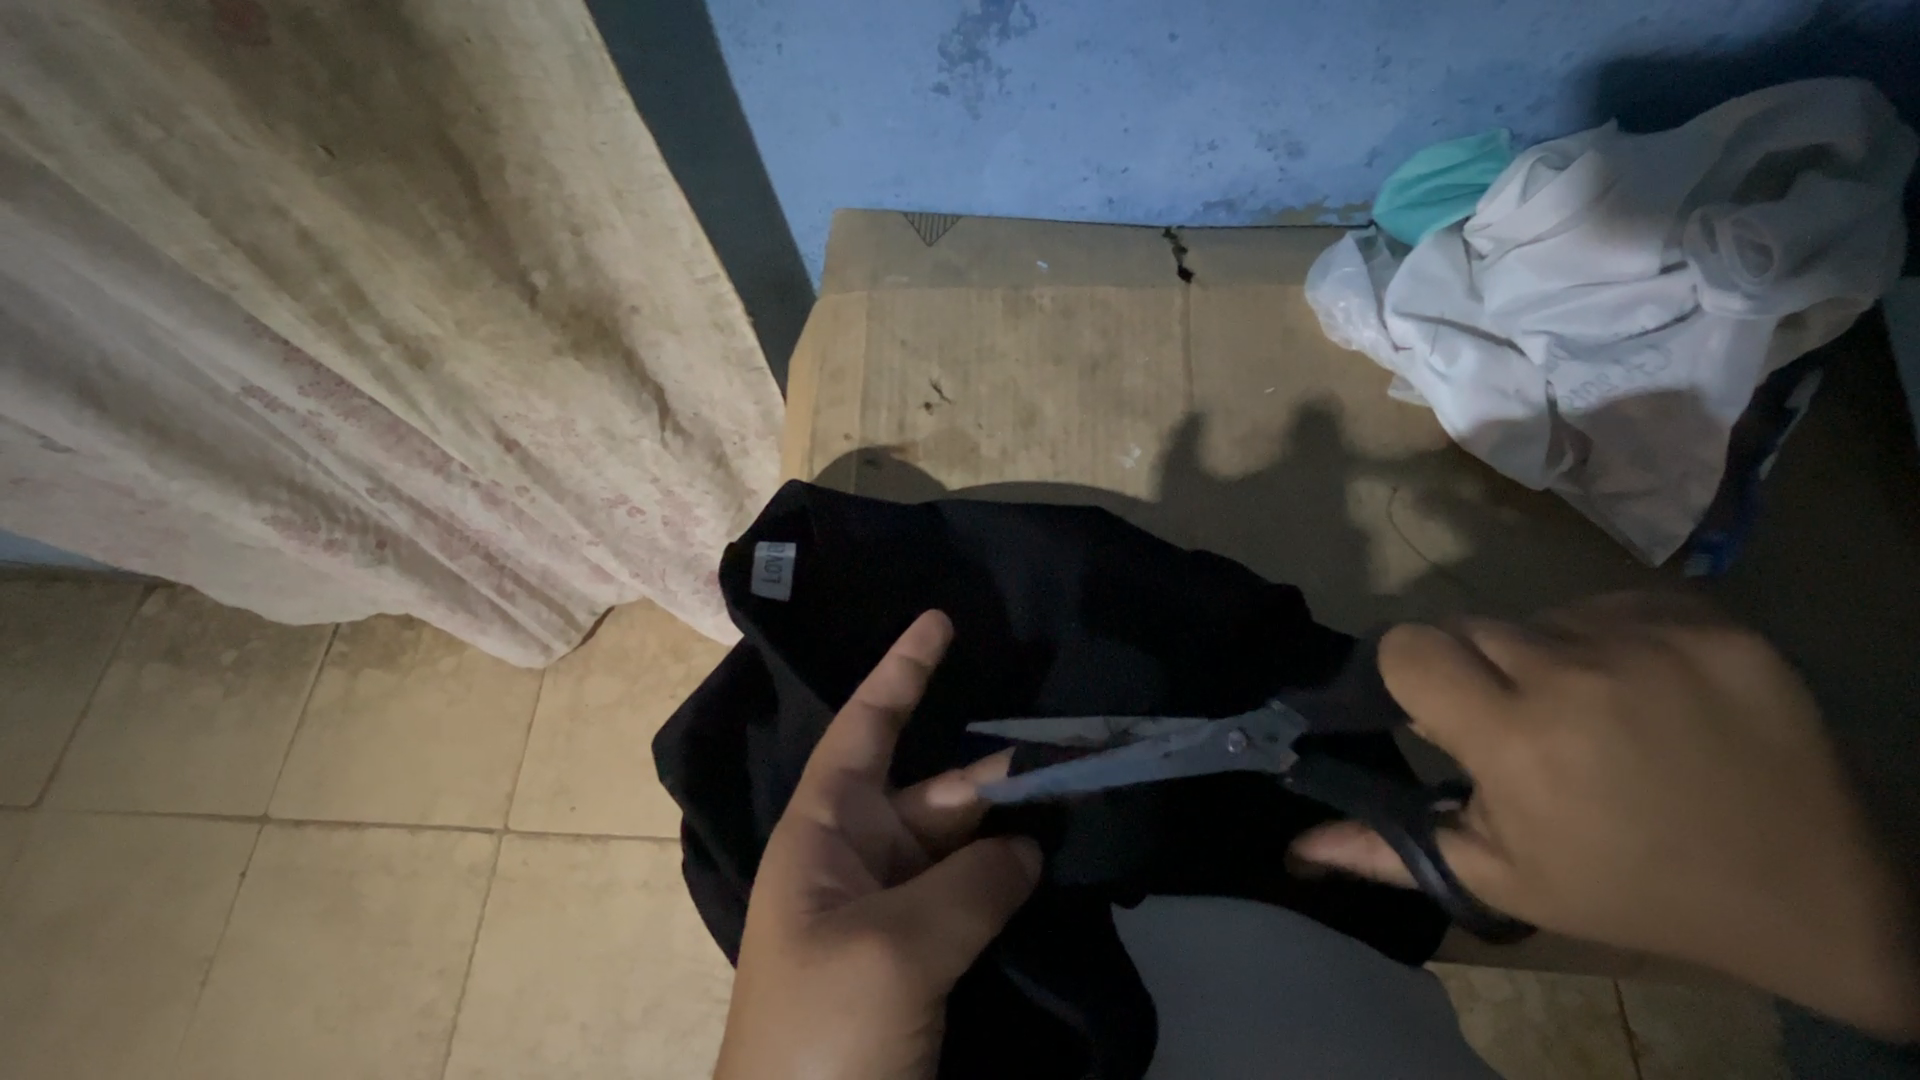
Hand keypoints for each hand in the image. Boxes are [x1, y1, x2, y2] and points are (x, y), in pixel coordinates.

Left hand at [713, 611, 1042, 1079]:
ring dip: (1010, 826)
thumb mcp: (893, 950)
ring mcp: (891, 911)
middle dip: (994, 769)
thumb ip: (969, 886)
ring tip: (1078, 798)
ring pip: (961, 845)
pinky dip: (1008, 879)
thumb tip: (1026, 848)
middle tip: (1071, 747)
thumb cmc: (822, 1031)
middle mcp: (856, 859)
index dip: (901, 672)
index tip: (939, 622)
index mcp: (824, 834)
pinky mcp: (920, 959)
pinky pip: (971, 896)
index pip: (864, 729)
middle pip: (934, 790)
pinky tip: (1052, 863)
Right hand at [1292, 593, 1919, 1037]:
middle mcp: (1576, 672)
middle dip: (1472, 667)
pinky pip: (1605, 603)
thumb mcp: (1499, 879)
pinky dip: (1601, 637)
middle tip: (1511, 721)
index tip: (1435, 709)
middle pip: (1469, 626)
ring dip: (1538, 653)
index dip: (1408, 673)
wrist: (1816, 894)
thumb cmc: (1629, 889)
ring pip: (1535, 615)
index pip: (1410, 647)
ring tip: (1582, 708)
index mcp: (1517, 739)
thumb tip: (1294, 846)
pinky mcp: (1709, 621)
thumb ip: (1388, 850)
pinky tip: (1635, 685)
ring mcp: (1651, 639)